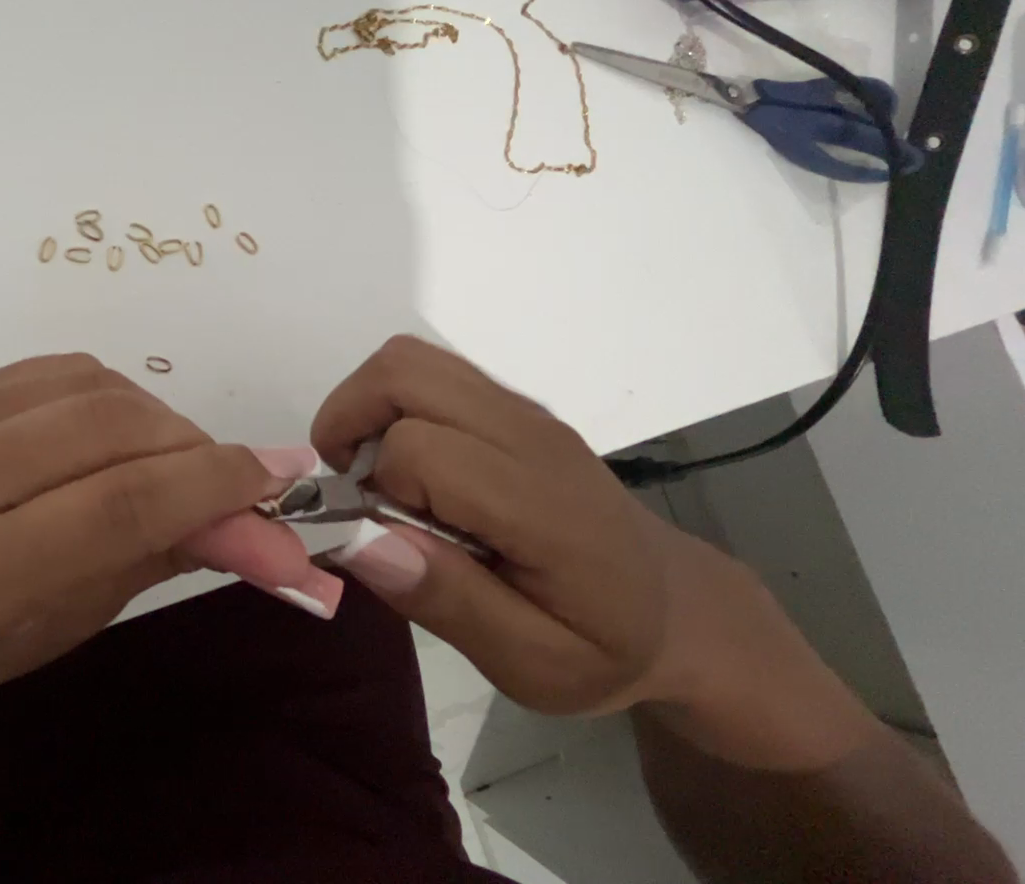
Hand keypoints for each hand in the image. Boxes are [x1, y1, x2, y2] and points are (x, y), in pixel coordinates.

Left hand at [0, 354, 342, 696]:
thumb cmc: (13, 632)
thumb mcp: (102, 607)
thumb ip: (187, 550)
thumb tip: (286, 531)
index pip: (115, 507)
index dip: (206, 483)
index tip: (276, 476)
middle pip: (100, 429)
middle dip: (188, 444)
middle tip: (231, 471)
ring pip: (87, 388)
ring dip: (156, 417)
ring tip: (172, 458)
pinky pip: (60, 370)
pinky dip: (114, 394)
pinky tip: (122, 430)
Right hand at [313, 336, 777, 719]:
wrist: (677, 609)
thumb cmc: (603, 646)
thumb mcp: (532, 664)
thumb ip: (448, 602)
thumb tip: (357, 541)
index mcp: (538, 502)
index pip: (417, 449)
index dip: (375, 491)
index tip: (382, 538)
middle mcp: (527, 434)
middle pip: (401, 371)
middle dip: (347, 421)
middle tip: (351, 487)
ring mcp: (521, 411)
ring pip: (408, 360)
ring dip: (363, 409)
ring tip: (371, 475)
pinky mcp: (512, 407)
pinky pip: (428, 373)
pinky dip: (389, 406)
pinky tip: (405, 466)